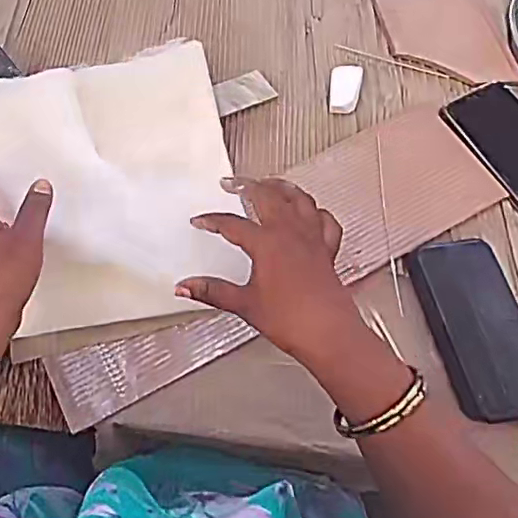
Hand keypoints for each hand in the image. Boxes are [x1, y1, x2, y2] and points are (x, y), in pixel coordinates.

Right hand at [176, 177, 367, 366]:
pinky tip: (311, 211)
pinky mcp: (327, 251)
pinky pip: (325, 220)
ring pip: (299, 199)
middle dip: (246, 185)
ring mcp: (312, 239)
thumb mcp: (244, 305)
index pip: (232, 223)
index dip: (212, 220)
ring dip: (282, 187)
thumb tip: (187, 287)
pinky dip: (316, 211)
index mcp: (267, 243)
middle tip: (232, 183)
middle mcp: (291, 234)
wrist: (330, 336)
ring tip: (270, 182)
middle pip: (267, 196)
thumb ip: (212, 291)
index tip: (201, 221)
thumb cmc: (293, 321)